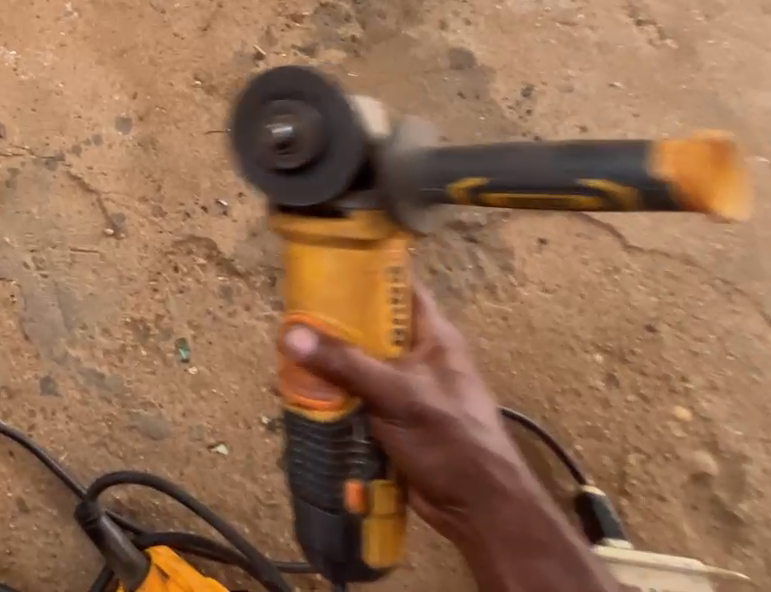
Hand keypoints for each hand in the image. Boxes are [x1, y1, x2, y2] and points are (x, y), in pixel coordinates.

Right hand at [281, 285, 540, 546]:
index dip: (366, 270)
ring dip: (326, 358)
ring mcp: (405, 386)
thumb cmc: (454, 440)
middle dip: (332, 319)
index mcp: (434, 337)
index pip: (400, 287)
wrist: (481, 510)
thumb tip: (289, 334)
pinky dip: (329, 388)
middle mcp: (418, 355)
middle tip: (293, 310)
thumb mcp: (397, 394)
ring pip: (356, 359)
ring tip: (289, 350)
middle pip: (368, 323)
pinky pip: (353, 390)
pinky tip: (303, 387)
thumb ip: (344, 363)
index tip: (325, 260)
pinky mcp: (391, 414)